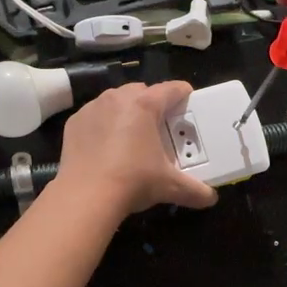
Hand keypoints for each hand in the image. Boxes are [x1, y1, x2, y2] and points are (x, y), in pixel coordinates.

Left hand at [53, 81, 218, 216]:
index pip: (172, 89)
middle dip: (152, 105)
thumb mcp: (169, 186)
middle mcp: (118, 98)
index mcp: (145, 105)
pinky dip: (103, 126)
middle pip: (142, 92)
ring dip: (126, 113)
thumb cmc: (133, 181)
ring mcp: (93, 108)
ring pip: (116, 101)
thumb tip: (212, 198)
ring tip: (131, 137)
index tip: (188, 102)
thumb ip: (195, 190)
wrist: (86, 195)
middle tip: (159, 127)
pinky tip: (106, 147)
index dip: (183, 94)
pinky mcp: (75, 122)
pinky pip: (95, 116)